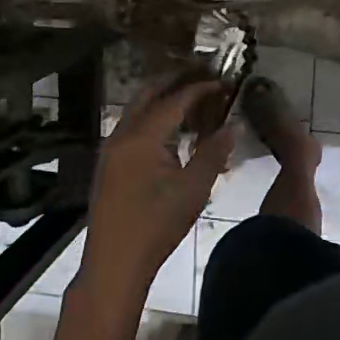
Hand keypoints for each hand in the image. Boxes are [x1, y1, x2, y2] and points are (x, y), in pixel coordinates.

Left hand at [79, 77, 235, 297]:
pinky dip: (151, 119)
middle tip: (201, 77)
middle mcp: (121, 136)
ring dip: (161, 100)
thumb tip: (232, 125)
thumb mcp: (193, 190)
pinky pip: (130, 128)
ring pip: (136, 111)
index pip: (173, 101)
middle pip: (148, 96)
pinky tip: (168, 132)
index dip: (199, 89)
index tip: (221, 82)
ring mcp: (110, 150)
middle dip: (174, 82)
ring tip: (188, 101)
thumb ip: (213, 153)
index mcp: (141, 138)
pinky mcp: (108, 165)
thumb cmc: (156, 226)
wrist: (114, 263)